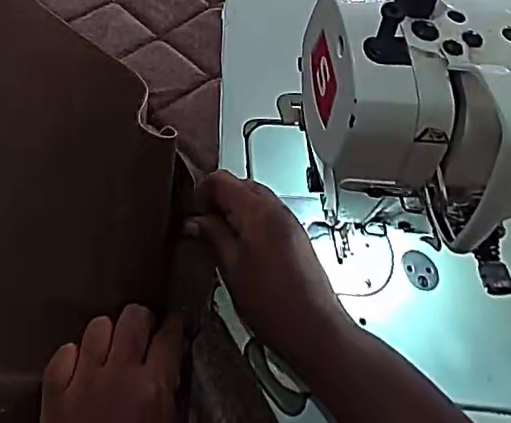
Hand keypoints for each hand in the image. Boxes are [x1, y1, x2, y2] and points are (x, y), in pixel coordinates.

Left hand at [41, 304, 183, 422]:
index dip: (174, 327)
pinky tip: (77, 367)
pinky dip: (71, 359)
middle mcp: (118, 377)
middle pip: (132, 316)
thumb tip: (169, 377)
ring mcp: (83, 381)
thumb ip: (166, 396)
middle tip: (143, 331)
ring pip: (97, 326)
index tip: (175, 323)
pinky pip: (62, 355)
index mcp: (153, 391)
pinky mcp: (53, 394)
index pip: (169, 339)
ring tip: (109, 347)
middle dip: (140, 320)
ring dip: (105, 335)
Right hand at [184, 170, 351, 365]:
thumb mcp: (231, 268)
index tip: (195, 212)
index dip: (202, 191)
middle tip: (206, 225)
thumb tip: (196, 221)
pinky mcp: (297, 235)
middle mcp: (276, 208)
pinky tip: (246, 249)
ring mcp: (289, 220)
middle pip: (239, 184)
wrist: (315, 332)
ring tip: (225, 240)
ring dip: (236, 210)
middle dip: (219, 200)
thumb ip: (212, 236)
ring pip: (255, 197)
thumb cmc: (274, 304)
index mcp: (256, 210)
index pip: (221, 179)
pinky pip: (269, 213)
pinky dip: (253, 221)